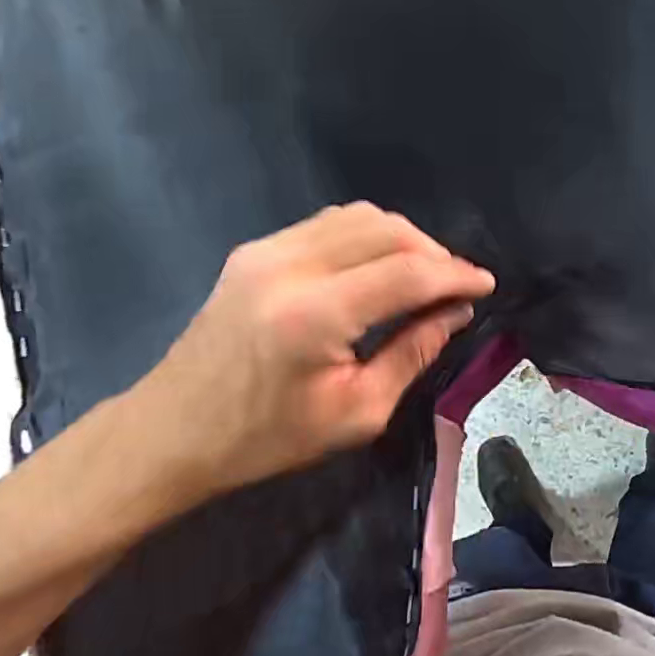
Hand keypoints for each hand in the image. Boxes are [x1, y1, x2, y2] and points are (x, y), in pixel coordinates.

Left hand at [123, 202, 495, 499]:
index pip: (408, 273)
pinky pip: (332, 222)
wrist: (168, 434)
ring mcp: (267, 250)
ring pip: (362, 216)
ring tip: (424, 274)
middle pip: (389, 231)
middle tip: (456, 286)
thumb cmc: (266, 439)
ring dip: (405, 239)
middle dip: (436, 254)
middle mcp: (290, 267)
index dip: (457, 274)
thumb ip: (414, 353)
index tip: (486, 285)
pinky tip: (380, 265)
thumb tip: (457, 312)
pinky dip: (371, 235)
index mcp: (314, 316)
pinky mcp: (256, 249)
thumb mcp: (357, 412)